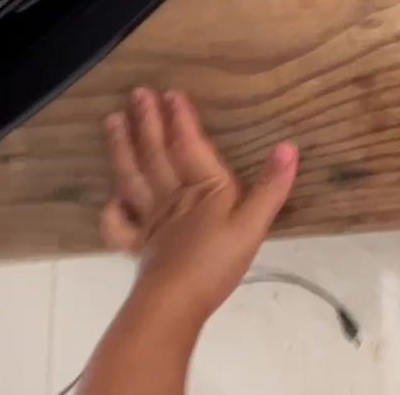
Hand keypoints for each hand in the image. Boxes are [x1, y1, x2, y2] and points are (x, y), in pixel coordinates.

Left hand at [100, 87, 298, 328]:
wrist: (172, 307)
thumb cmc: (215, 262)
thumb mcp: (254, 223)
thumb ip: (272, 186)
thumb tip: (288, 145)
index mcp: (203, 188)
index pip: (189, 145)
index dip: (181, 118)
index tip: (171, 92)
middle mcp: (173, 197)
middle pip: (157, 154)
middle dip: (147, 123)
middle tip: (136, 94)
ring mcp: (152, 222)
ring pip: (134, 178)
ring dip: (123, 149)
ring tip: (112, 123)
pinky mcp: (141, 247)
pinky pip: (121, 226)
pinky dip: (112, 210)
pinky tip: (110, 198)